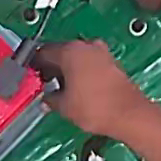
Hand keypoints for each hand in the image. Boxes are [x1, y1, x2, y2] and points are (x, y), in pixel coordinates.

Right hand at [36, 40, 152, 136]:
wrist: (129, 115)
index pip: (43, 52)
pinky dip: (81, 71)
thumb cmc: (96, 108)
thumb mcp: (64, 106)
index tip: (31, 75)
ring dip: (67, 69)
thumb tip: (47, 99)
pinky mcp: (112, 63)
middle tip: (44, 83)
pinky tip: (78, 88)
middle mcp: (86, 46)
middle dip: (51, 66)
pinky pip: (89, 62)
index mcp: (70, 51)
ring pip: (76, 57)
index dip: (34, 65)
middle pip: (61, 51)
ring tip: (61, 88)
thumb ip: (50, 99)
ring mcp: (101, 53)